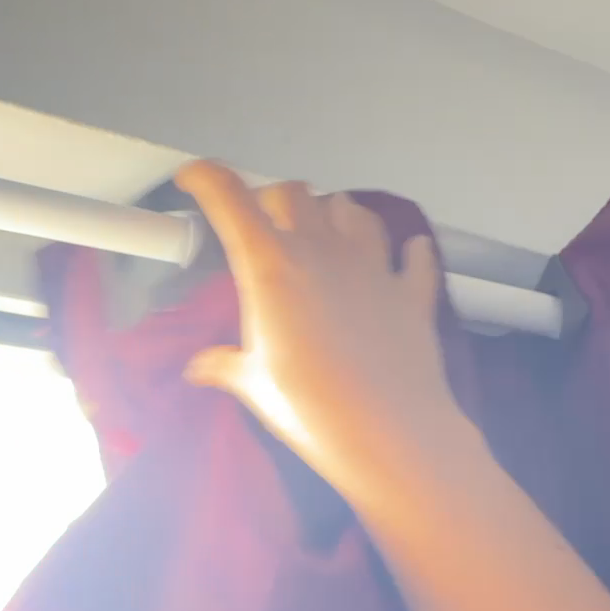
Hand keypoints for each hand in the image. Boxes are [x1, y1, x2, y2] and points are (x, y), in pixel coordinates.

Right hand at [175, 160, 477, 498]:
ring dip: (334, 214)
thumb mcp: (256, 387)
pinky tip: (407, 256)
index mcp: (271, 266)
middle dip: (272, 200)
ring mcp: (373, 267)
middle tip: (263, 225)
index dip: (207, 177)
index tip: (194, 179)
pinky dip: (408, 254)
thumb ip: (226, 366)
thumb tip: (200, 367)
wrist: (388, 433)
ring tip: (326, 233)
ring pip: (352, 211)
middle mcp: (322, 251)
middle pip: (293, 194)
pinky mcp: (412, 293)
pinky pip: (415, 258)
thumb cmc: (310, 409)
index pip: (231, 198)